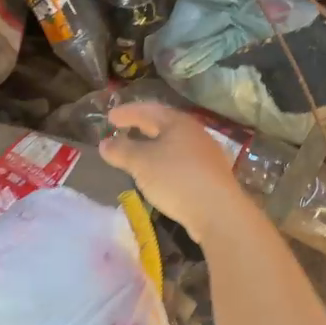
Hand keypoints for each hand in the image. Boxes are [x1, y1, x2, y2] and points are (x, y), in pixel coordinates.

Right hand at [98, 102, 249, 241]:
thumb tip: (105, 143)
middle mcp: (195, 133)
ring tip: (138, 152)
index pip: (147, 110)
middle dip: (141, 126)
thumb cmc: (177, 179)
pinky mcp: (212, 177)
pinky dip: (165, 161)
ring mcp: (207, 155)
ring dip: (153, 145)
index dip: (126, 113)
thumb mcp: (141, 163)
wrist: (220, 214)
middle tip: (122, 129)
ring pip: (174, 144)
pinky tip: (159, 173)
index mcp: (178, 122)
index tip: (109, 118)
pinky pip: (182, 161)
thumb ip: (121, 150)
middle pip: (163, 125)